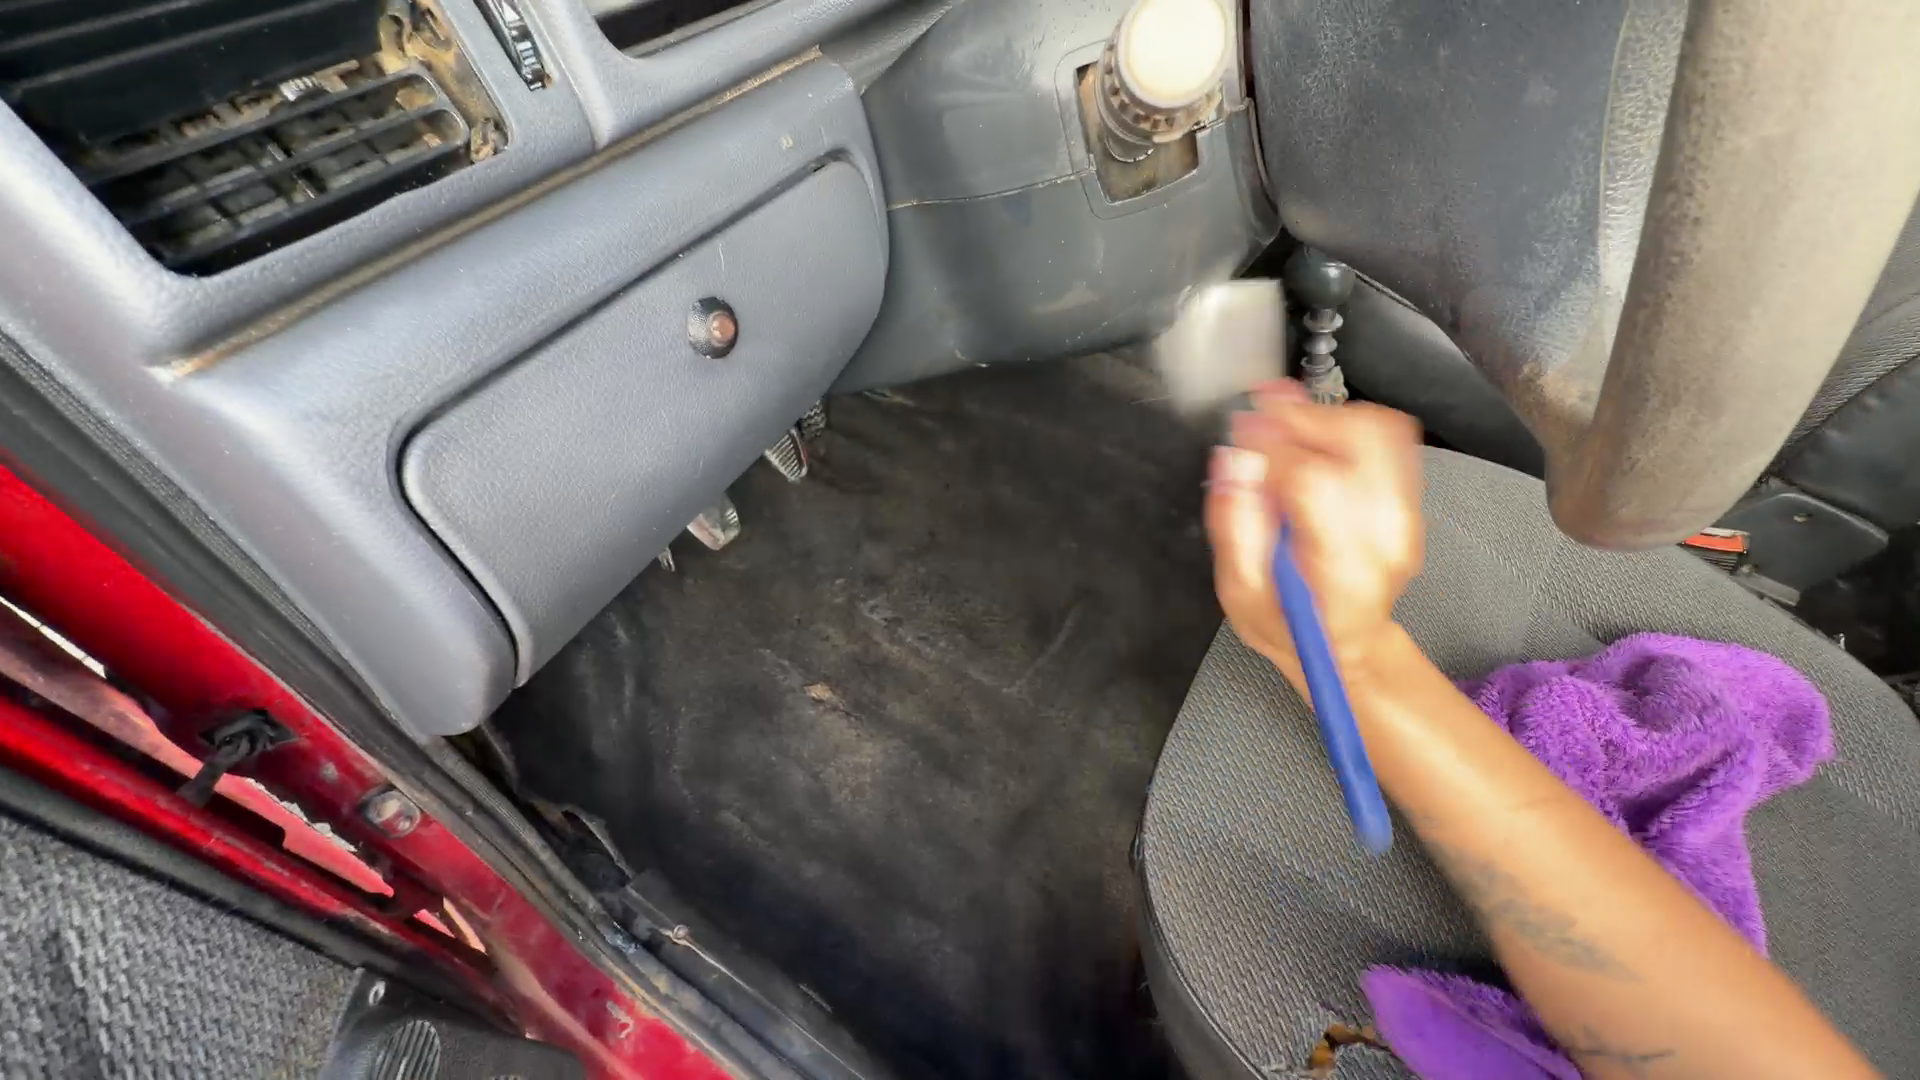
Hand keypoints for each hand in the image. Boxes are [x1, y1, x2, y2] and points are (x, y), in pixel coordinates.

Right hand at [1203, 381, 1424, 688]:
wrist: (1342, 644)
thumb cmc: (1288, 626)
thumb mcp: (1239, 592)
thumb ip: (1233, 527)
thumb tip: (1231, 465)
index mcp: (1339, 565)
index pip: (1313, 478)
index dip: (1270, 445)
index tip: (1241, 432)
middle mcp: (1382, 534)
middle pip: (1359, 440)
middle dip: (1302, 417)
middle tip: (1260, 415)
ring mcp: (1401, 516)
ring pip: (1377, 429)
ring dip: (1323, 418)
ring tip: (1282, 427)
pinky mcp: (1404, 501)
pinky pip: (1386, 439)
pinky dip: (1343, 427)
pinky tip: (1310, 439)